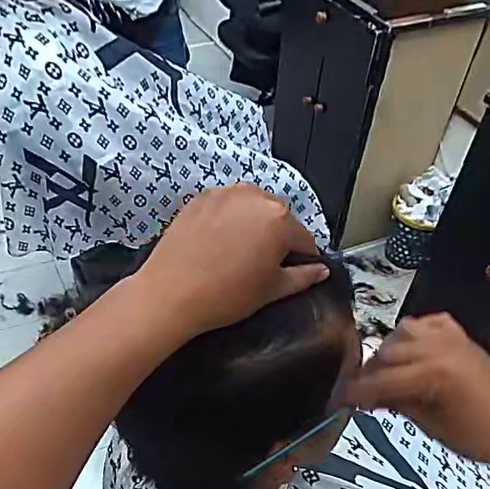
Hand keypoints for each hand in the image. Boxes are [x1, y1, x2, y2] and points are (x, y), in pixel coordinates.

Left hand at [129, 185, 328, 336]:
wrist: (170, 294)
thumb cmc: (222, 294)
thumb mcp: (272, 290)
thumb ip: (303, 277)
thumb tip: (318, 271)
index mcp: (279, 219)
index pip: (305, 238)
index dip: (305, 258)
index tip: (299, 270)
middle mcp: (253, 198)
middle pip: (279, 219)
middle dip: (277, 240)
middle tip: (264, 269)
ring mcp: (224, 195)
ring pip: (252, 211)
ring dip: (253, 229)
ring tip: (239, 259)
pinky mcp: (200, 199)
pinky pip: (227, 209)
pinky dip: (229, 224)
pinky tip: (220, 249)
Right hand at [344, 313, 489, 470]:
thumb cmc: (487, 436)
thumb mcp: (431, 427)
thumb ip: (397, 405)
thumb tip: (370, 397)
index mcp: (432, 373)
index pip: (377, 380)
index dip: (352, 394)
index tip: (338, 402)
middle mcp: (440, 347)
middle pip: (383, 353)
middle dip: (366, 376)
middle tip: (358, 397)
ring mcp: (452, 338)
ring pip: (400, 334)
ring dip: (386, 354)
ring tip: (383, 379)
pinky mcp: (461, 338)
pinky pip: (426, 325)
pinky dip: (412, 337)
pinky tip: (409, 355)